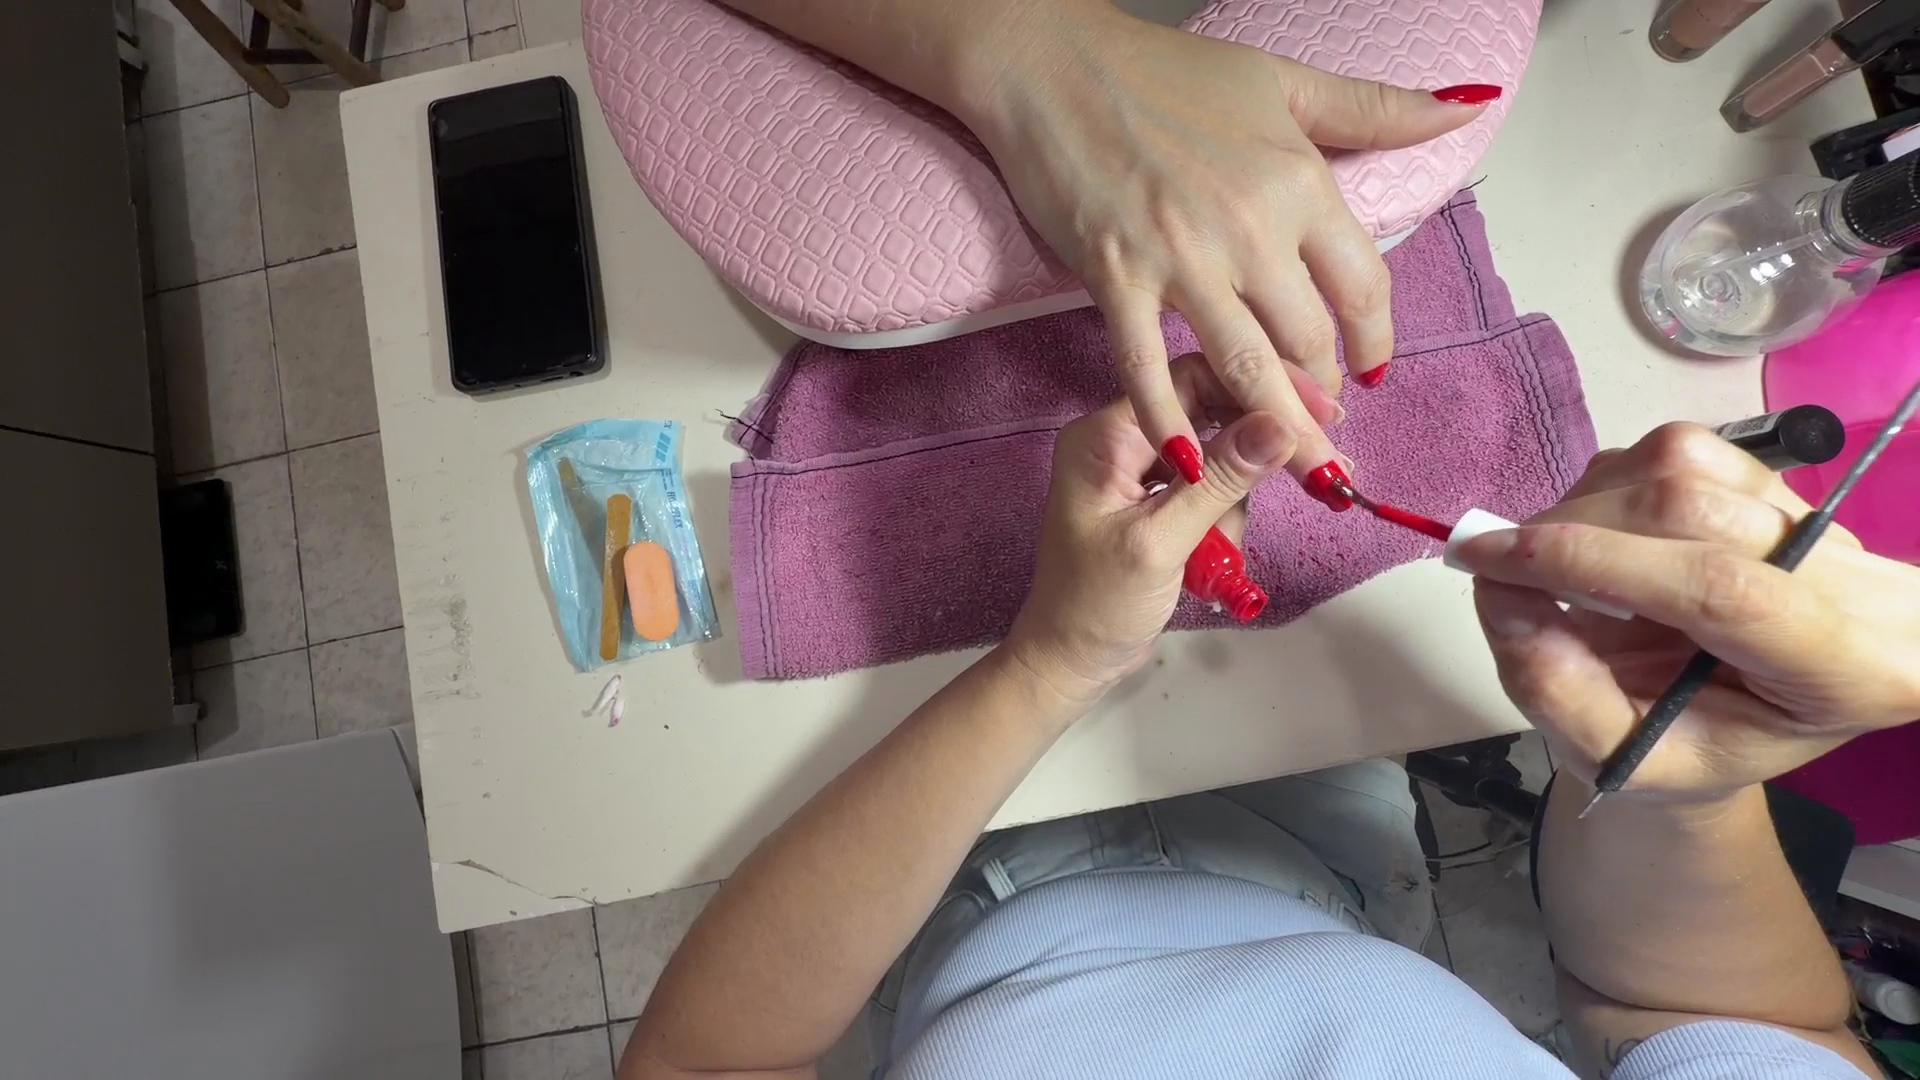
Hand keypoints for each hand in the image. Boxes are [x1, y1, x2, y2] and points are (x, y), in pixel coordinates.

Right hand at [959, 5, 1493, 495]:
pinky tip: (1185, 462)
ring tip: (1299, 474)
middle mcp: (1248, 229)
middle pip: (1306, 342)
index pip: (1360, 287)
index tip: (1368, 378)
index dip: (1372, 344)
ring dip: (1275, 431)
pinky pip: (1145, 365)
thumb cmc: (1162, 73)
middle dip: (1322, 399)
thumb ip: (1374, 109)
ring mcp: (1178, 261)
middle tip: (1321, 435)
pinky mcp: (1116, 281)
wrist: (1054, 71)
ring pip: (1242, 366)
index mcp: (1297, 182)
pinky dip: (1165, 418)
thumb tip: (1463, 112)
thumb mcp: (1281, 80)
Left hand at [1005, 356, 1294, 705]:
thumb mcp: (1158, 543)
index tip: (1321, 412)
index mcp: (1104, 436)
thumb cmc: (1097, 605)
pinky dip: (1222, 522)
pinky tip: (1213, 559)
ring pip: (1219, 459)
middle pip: (1212, 415)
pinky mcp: (1156, 502)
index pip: (1190, 382)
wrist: (1071, 657)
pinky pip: (1210, 491)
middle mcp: (1121, 441)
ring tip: (1218, 553)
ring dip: (1232, 506)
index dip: (1257, 390)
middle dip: (1255, 454)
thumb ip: (1219, 483)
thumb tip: (1282, 423)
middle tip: (1321, 473)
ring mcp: (1139, 473)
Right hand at [1451, 423, 1919, 802]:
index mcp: (1849, 670)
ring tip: (1564, 557)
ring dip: (1584, 504)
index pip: (1720, 589)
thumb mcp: (1609, 751)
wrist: (1723, 716)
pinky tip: (1606, 530)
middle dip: (1567, 530)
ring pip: (1679, 467)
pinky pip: (1677, 450)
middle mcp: (1864, 584)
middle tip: (1502, 563)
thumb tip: (1499, 587)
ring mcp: (1822, 523)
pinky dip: (1609, 481)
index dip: (1585, 562)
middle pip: (1690, 510)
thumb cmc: (1676, 745)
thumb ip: (1551, 686)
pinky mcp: (1776, 485)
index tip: (1485, 560)